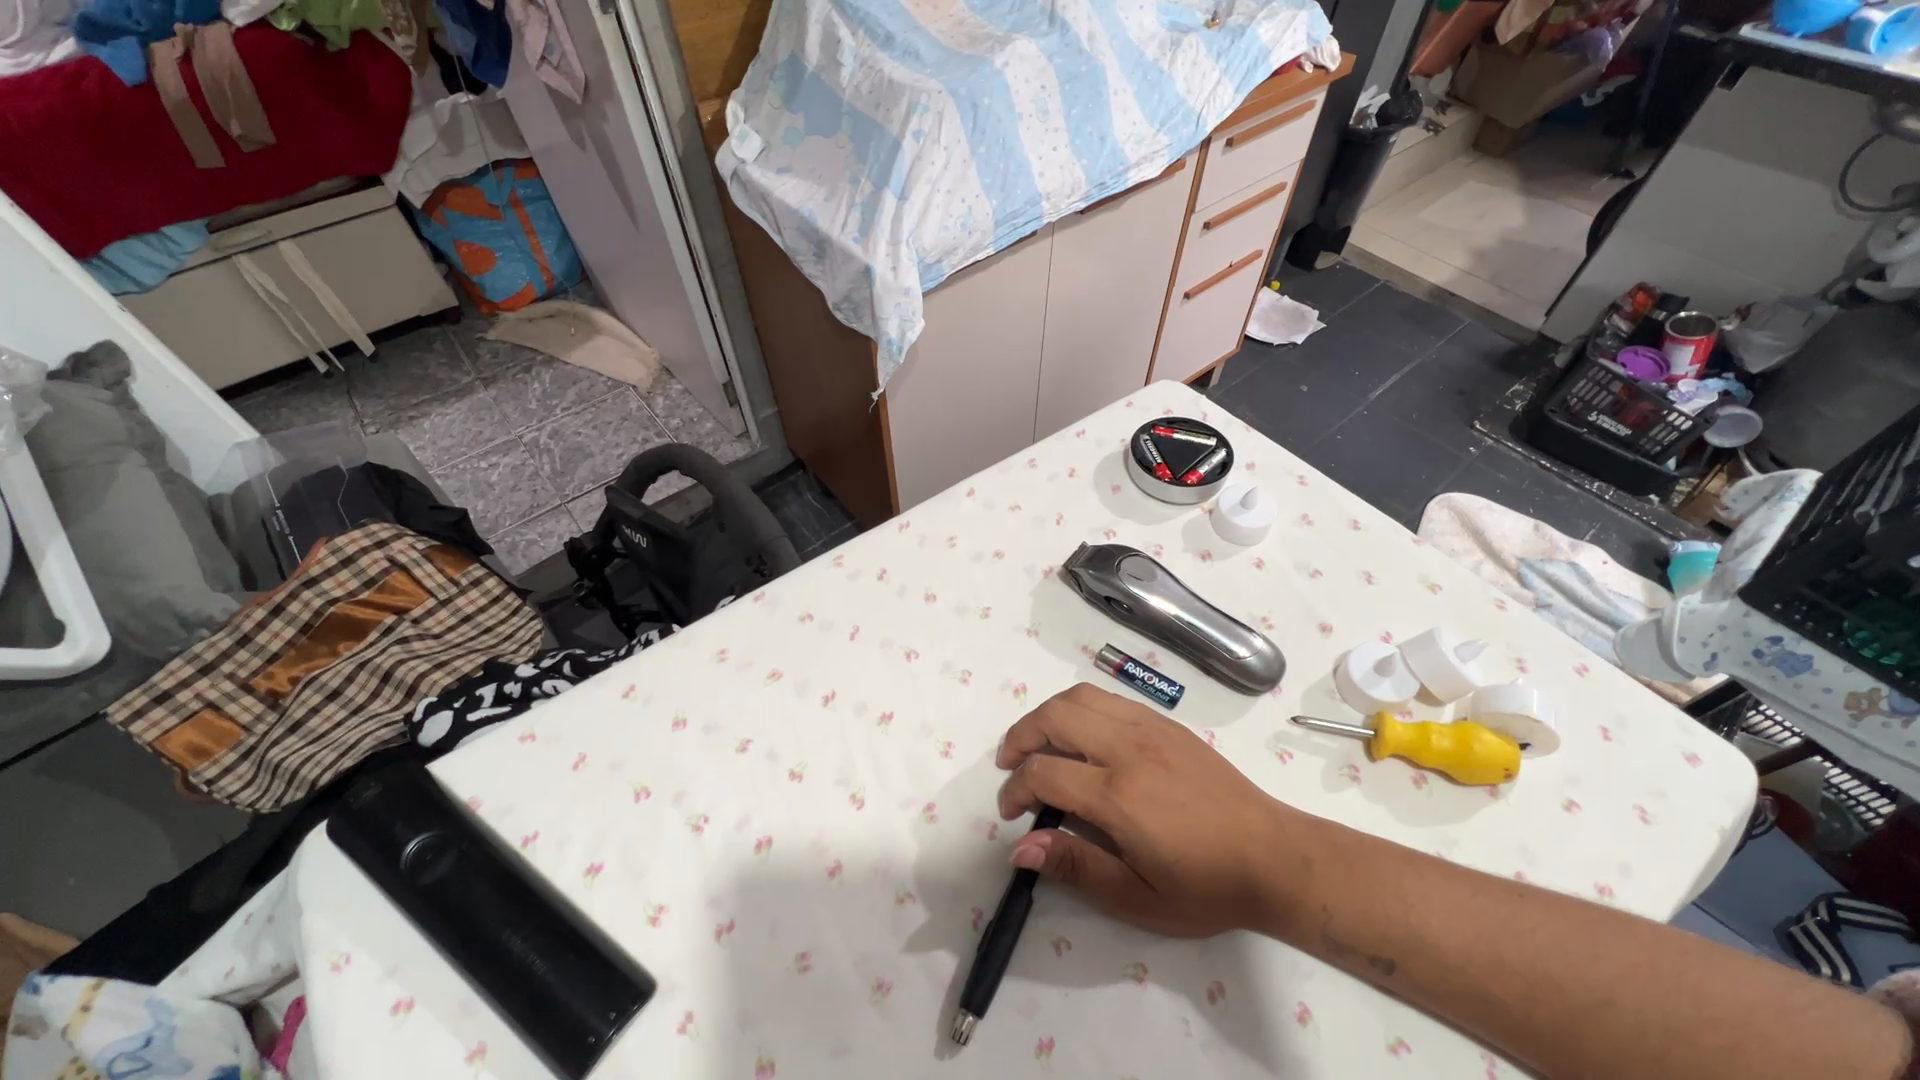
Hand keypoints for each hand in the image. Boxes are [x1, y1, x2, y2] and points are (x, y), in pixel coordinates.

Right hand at [996, 683, 1300, 936]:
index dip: (1016, 790)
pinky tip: (1082, 737)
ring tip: (1038, 743)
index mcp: (1119, 795)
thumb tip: (1020, 848)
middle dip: (1020, 736)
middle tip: (1010, 765)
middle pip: (1055, 717)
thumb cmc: (1206, 886)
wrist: (1274, 857)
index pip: (1044, 772)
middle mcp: (1130, 749)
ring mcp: (1151, 729)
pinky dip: (1081, 708)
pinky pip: (1111, 699)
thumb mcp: (1137, 897)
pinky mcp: (1169, 724)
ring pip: (1081, 697)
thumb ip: (1076, 866)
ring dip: (1048, 715)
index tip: (1011, 813)